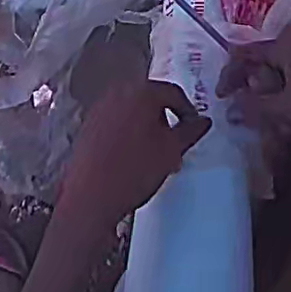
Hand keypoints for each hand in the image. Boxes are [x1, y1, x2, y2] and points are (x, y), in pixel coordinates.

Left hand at [57, 80, 210, 224]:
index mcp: (141, 92)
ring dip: (147, 127)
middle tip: (174, 144)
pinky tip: (132, 157)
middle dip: (166, 120)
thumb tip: (203, 121)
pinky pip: (116, 122)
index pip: (173, 92)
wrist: (89, 200)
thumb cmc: (135, 169)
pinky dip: (128, 133)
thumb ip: (191, 131)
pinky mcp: (87, 126)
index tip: (193, 129)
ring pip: (133, 111)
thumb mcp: (171, 150)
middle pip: (151, 99)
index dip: (188, 110)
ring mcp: (99, 109)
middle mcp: (118, 93)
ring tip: (155, 155)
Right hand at [215, 33, 290, 146]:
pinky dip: (274, 104)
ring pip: (267, 80)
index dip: (230, 73)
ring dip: (261, 101)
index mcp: (282, 46)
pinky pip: (280, 89)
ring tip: (260, 121)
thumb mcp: (282, 106)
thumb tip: (229, 108)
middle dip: (247, 89)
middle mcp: (288, 50)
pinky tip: (276, 124)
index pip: (245, 53)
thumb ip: (252, 106)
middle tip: (239, 110)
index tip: (220, 95)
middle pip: (255, 65)